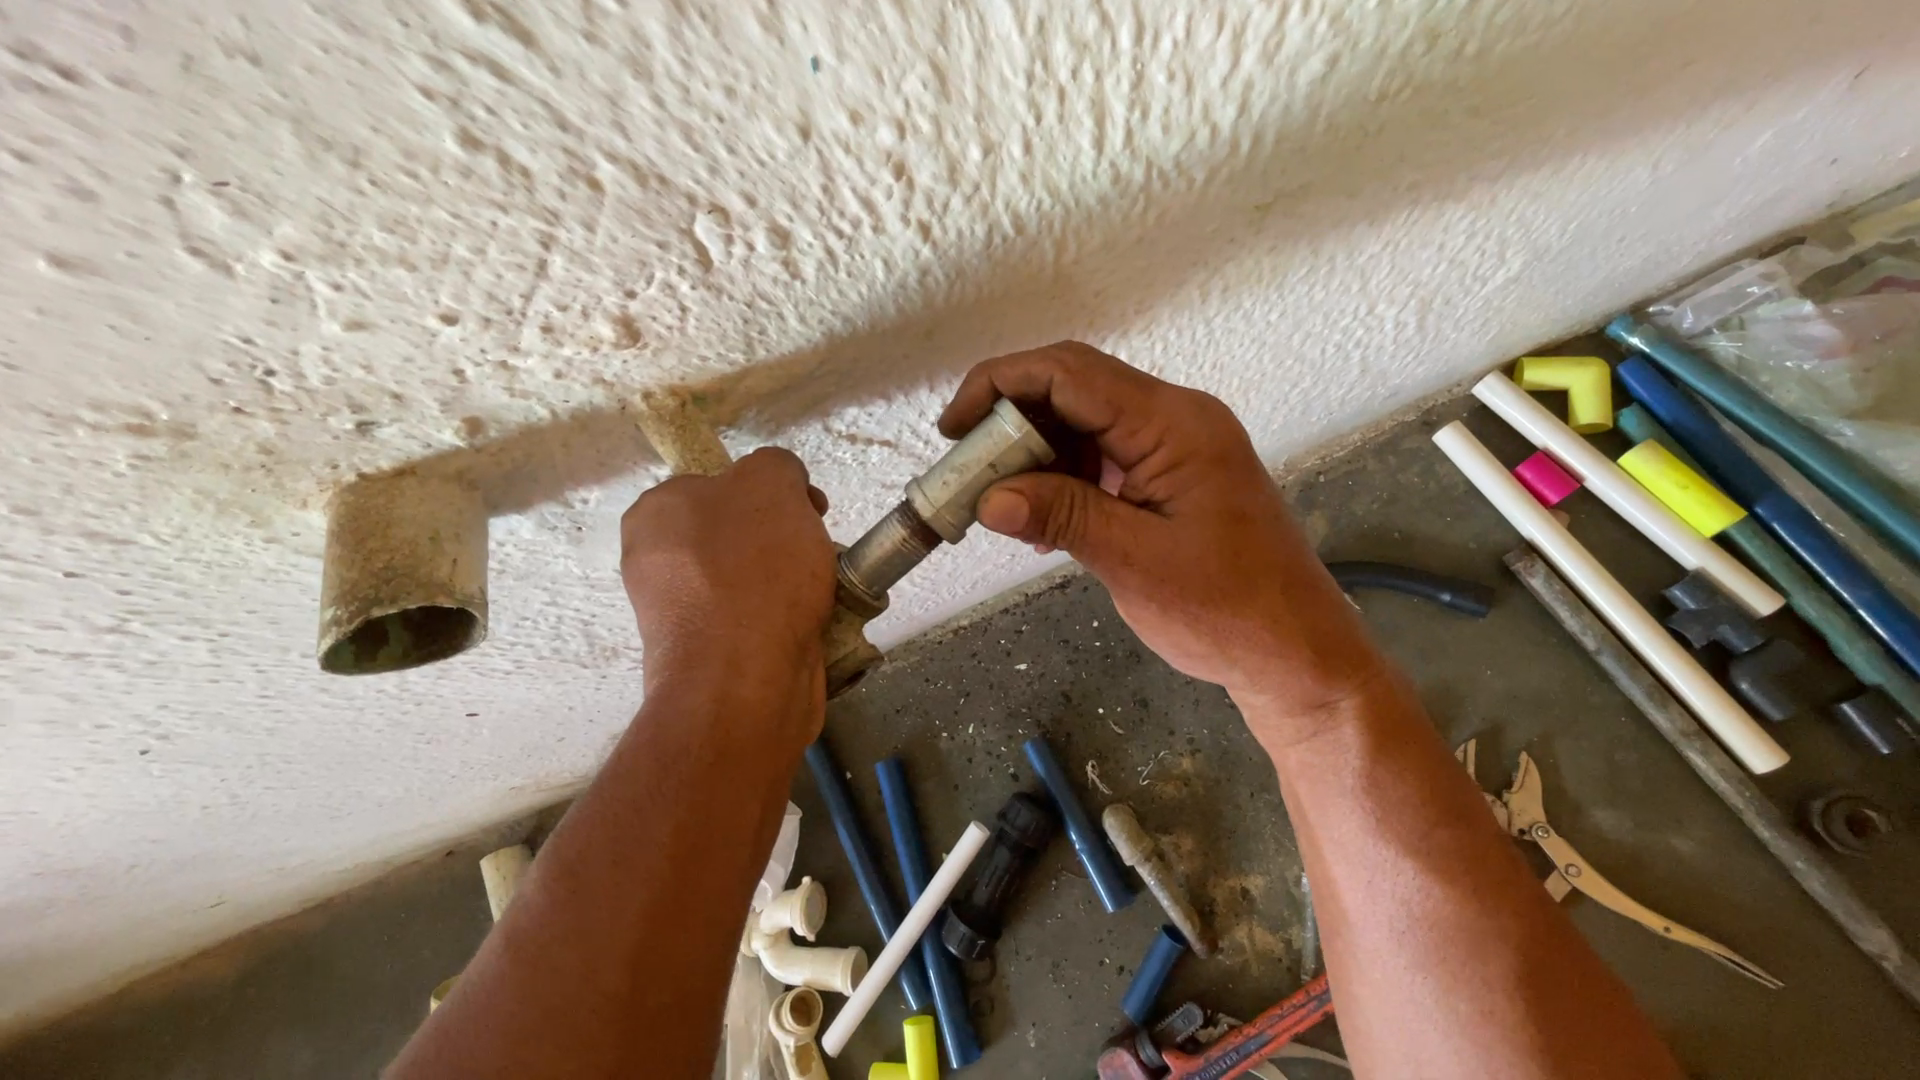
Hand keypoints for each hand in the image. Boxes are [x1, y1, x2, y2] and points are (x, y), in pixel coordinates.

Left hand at [620, 448, 838, 714]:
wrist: (744, 683)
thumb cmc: (756, 572)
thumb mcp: (771, 484)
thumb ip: (774, 467)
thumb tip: (780, 489)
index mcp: (658, 511)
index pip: (725, 483)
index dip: (775, 493)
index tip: (811, 512)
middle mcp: (658, 559)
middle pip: (742, 534)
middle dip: (786, 541)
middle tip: (815, 556)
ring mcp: (680, 613)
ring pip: (752, 579)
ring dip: (792, 583)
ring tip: (820, 596)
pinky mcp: (707, 656)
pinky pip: (756, 621)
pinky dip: (784, 621)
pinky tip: (809, 628)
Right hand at [940, 343, 1391, 745]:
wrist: (1295, 652)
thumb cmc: (1226, 611)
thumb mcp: (1135, 563)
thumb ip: (1062, 517)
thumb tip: (988, 498)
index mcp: (1173, 424)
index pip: (1069, 373)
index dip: (1000, 386)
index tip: (951, 429)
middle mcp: (1175, 418)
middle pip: (1074, 389)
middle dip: (1010, 421)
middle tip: (965, 469)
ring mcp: (1176, 445)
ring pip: (1084, 422)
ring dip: (1034, 453)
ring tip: (997, 500)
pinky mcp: (1172, 475)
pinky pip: (1103, 455)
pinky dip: (1063, 477)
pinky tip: (1041, 519)